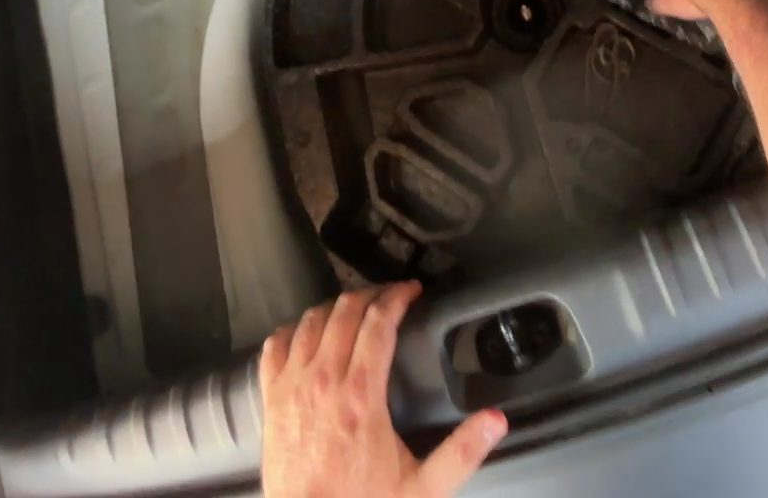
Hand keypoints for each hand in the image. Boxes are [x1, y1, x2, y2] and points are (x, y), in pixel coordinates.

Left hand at [260, 281, 507, 497]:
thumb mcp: (423, 488)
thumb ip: (462, 452)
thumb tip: (495, 420)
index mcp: (362, 394)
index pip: (379, 321)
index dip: (398, 295)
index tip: (412, 290)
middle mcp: (324, 380)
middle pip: (346, 310)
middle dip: (371, 293)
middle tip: (389, 297)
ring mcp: (293, 387)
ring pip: (312, 319)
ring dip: (335, 307)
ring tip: (355, 309)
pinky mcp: (272, 399)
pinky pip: (276, 344)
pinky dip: (293, 329)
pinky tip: (307, 330)